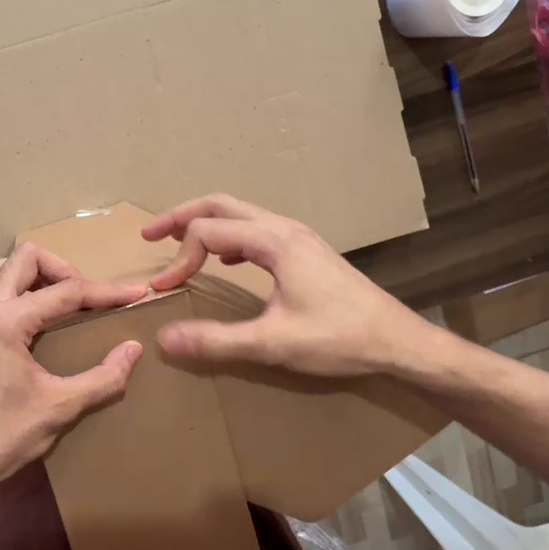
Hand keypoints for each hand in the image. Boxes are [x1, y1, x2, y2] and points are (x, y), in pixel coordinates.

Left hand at [0, 243, 148, 504]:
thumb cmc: (2, 437)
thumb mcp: (60, 409)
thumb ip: (102, 377)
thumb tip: (132, 350)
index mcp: (8, 322)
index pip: (67, 291)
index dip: (107, 292)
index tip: (135, 294)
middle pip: (28, 257)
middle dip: (64, 269)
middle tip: (87, 298)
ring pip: (3, 268)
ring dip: (35, 276)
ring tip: (60, 303)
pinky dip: (11, 291)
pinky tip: (27, 318)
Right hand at [143, 194, 432, 376]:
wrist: (397, 341)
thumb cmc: (339, 339)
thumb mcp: (273, 343)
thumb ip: (217, 340)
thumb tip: (165, 338)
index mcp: (273, 242)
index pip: (208, 232)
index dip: (179, 259)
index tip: (163, 289)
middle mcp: (284, 228)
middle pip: (221, 205)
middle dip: (182, 216)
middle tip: (150, 234)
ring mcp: (298, 237)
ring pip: (241, 214)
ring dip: (206, 223)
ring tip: (178, 240)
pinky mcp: (306, 251)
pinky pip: (257, 229)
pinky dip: (230, 236)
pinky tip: (226, 262)